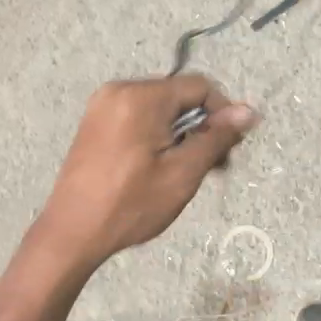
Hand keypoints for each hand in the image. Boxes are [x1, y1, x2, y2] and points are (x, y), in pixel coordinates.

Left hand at [35, 74, 256, 268]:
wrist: (71, 233)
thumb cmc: (131, 205)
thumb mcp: (183, 173)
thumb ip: (217, 137)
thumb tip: (250, 111)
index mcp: (141, 97)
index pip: (200, 87)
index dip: (222, 113)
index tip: (227, 150)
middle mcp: (120, 89)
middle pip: (179, 95)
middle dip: (201, 126)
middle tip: (211, 167)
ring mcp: (103, 104)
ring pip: (160, 107)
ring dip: (181, 132)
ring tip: (185, 170)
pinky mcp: (95, 120)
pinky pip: (139, 115)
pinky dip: (157, 133)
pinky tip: (159, 165)